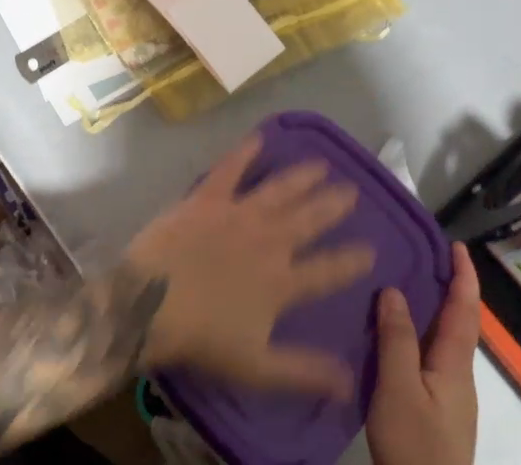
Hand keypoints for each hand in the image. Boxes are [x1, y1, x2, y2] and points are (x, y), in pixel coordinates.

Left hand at [124, 134, 374, 399]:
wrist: (148, 303)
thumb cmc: (202, 338)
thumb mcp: (258, 367)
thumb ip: (305, 371)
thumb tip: (350, 383)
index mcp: (283, 282)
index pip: (328, 270)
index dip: (351, 260)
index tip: (372, 250)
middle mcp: (268, 241)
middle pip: (308, 220)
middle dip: (332, 206)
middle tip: (353, 190)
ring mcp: (237, 215)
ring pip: (278, 191)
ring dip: (301, 177)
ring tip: (321, 165)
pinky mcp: (205, 199)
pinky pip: (230, 170)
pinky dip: (245, 152)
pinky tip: (258, 137)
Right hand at [366, 242, 479, 464]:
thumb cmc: (414, 444)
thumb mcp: (398, 388)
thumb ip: (396, 339)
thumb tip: (393, 290)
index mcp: (454, 365)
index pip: (464, 311)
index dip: (463, 277)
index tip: (458, 245)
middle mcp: (458, 376)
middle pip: (460, 324)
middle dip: (451, 289)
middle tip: (427, 257)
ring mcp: (450, 397)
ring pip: (446, 342)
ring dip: (435, 311)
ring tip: (408, 285)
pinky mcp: (437, 412)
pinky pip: (433, 358)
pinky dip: (421, 334)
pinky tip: (396, 336)